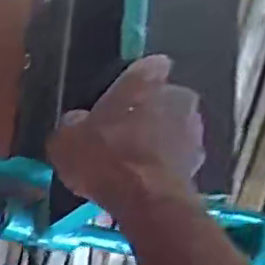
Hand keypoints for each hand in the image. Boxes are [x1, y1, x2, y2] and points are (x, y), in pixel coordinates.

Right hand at [47, 55, 206, 216]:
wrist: (142, 198)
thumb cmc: (101, 157)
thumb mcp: (65, 140)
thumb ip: (73, 123)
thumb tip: (77, 122)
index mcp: (144, 81)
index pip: (146, 66)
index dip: (131, 83)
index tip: (116, 100)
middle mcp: (177, 94)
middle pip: (160, 98)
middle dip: (143, 113)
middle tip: (117, 135)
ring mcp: (194, 127)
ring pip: (171, 127)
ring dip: (154, 139)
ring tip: (127, 163)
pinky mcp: (199, 158)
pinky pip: (175, 155)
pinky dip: (160, 163)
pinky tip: (139, 180)